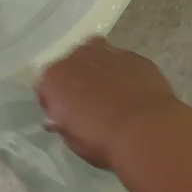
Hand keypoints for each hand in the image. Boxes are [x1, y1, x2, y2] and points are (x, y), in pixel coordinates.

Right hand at [37, 36, 186, 168]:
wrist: (145, 130)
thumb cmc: (101, 139)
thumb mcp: (71, 138)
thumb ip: (62, 120)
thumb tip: (59, 116)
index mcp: (53, 77)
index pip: (46, 86)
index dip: (55, 102)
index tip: (65, 117)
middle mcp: (76, 57)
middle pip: (72, 66)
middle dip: (78, 81)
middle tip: (90, 105)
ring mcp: (107, 53)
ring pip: (97, 57)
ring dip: (101, 71)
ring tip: (113, 96)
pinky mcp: (135, 56)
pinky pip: (123, 63)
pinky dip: (125, 74)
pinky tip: (134, 93)